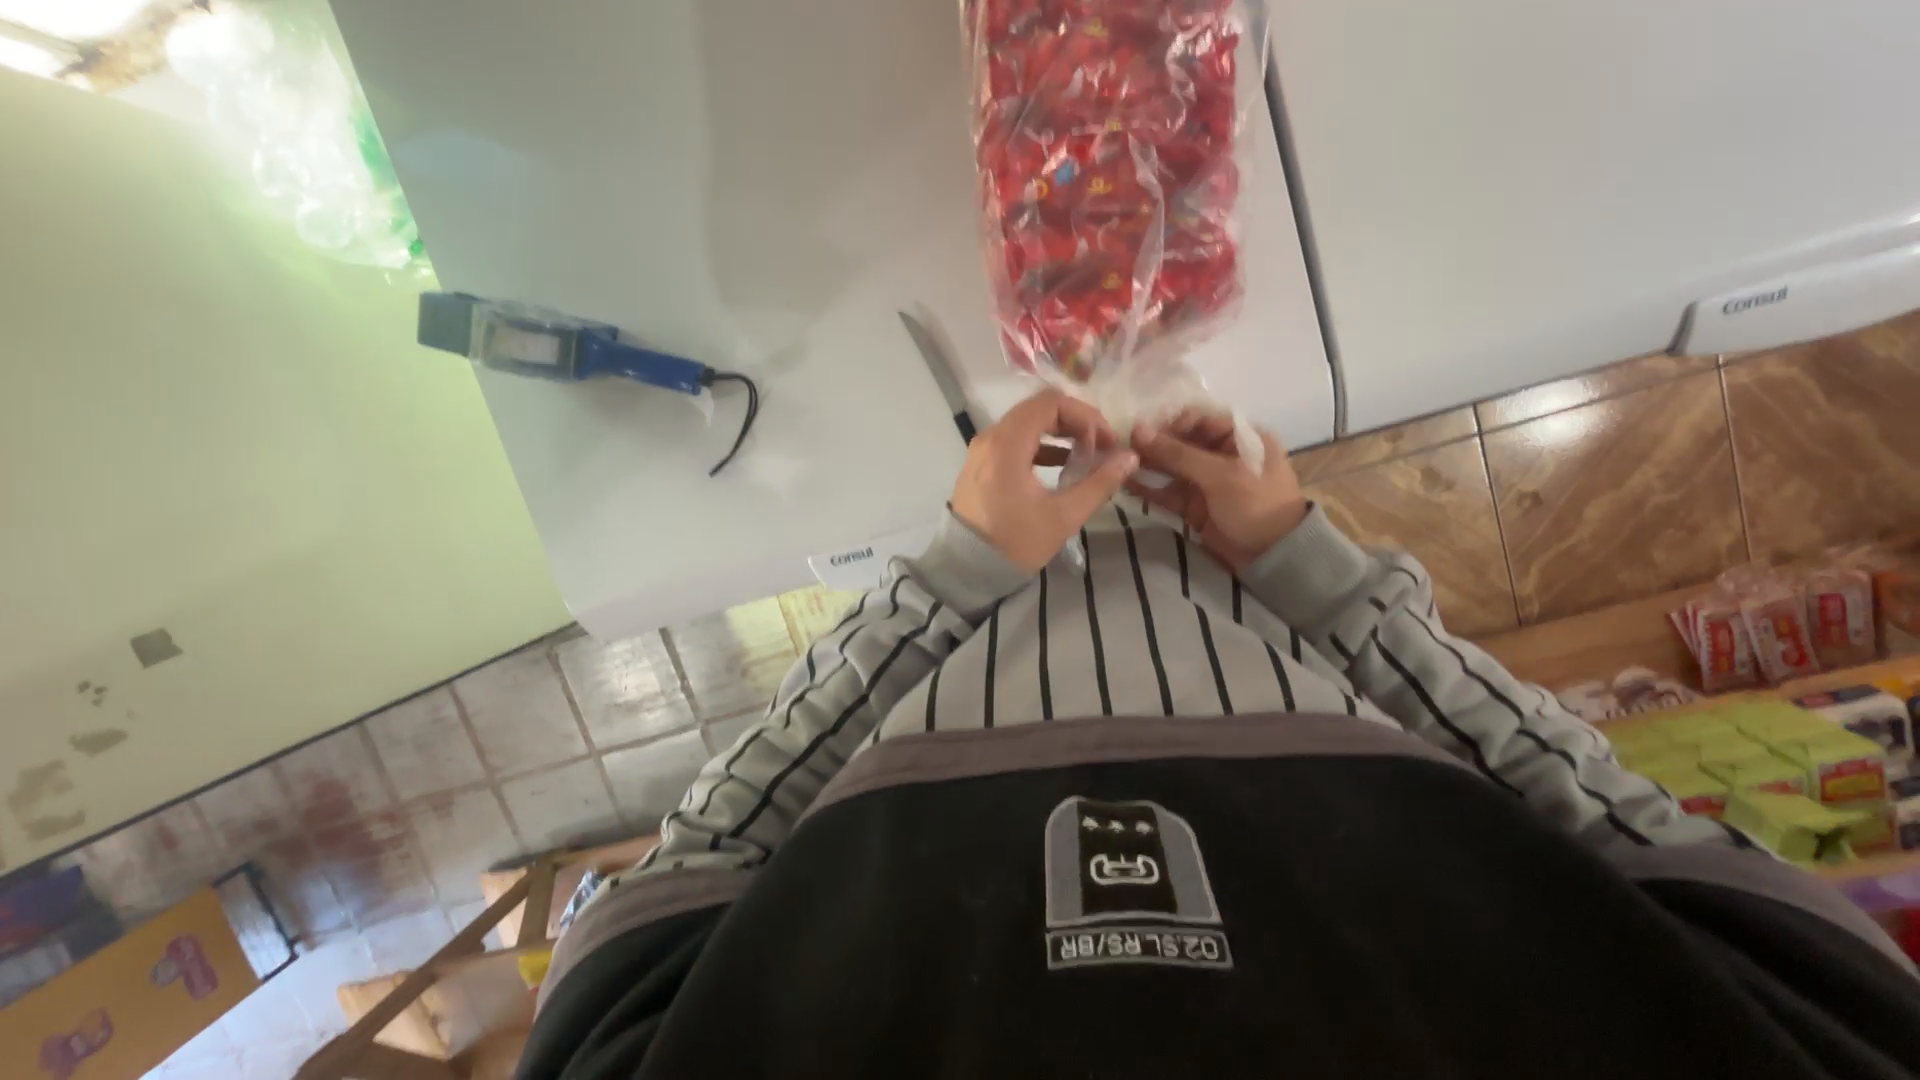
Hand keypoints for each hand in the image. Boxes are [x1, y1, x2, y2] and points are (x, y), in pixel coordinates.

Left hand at [952, 390, 1139, 572]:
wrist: (967, 569)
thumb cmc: (1015, 543)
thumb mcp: (1063, 516)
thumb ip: (1099, 483)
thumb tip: (1130, 458)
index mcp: (1007, 444)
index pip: (1051, 403)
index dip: (1085, 414)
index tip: (1107, 440)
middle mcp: (990, 438)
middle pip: (1038, 409)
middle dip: (1075, 423)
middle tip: (1101, 448)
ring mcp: (982, 451)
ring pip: (1026, 425)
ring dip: (1059, 435)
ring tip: (1086, 459)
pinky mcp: (980, 465)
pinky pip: (1014, 442)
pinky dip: (1041, 447)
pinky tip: (1062, 467)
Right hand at [1127, 411, 1307, 571]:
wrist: (1273, 558)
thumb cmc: (1256, 505)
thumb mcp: (1222, 475)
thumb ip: (1178, 454)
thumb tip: (1138, 430)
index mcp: (1240, 437)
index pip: (1200, 418)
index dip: (1172, 423)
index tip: (1145, 431)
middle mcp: (1222, 454)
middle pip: (1181, 442)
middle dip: (1154, 444)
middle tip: (1123, 446)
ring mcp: (1207, 481)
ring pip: (1171, 467)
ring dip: (1147, 465)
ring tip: (1119, 463)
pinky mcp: (1194, 506)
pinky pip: (1167, 492)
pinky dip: (1149, 489)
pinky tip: (1125, 484)